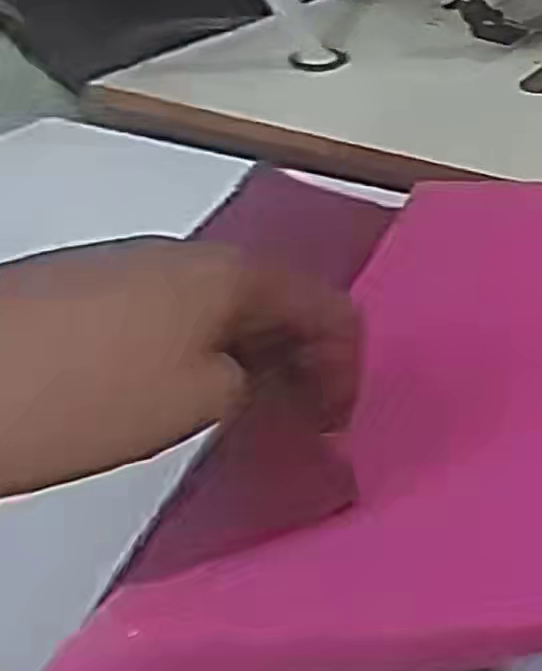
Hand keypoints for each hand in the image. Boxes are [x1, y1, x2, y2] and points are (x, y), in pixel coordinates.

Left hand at [0, 238, 362, 495]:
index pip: (333, 311)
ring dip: (247, 357)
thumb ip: (260, 379)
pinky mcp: (64, 292)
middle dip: (301, 358)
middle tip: (302, 411)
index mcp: (235, 272)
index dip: (347, 366)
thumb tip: (253, 376)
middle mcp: (187, 256)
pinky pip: (164, 317)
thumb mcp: (206, 401)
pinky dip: (190, 353)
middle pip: (278, 305)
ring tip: (240, 407)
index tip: (336, 415)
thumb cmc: (74, 395)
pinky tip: (174, 392)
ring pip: (220, 311)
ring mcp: (120, 269)